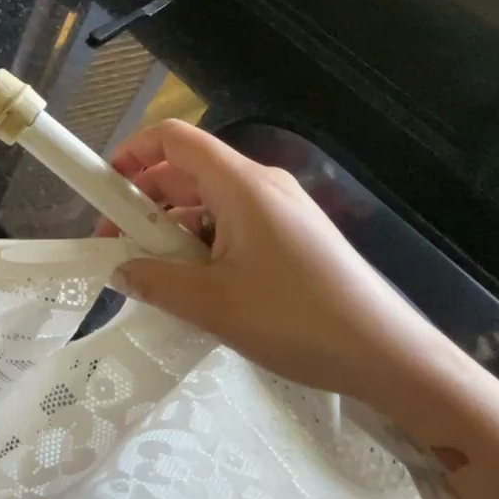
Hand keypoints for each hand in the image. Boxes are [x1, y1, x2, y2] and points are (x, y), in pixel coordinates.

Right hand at [105, 120, 454, 406]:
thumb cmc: (298, 321)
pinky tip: (196, 285)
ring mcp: (283, 211)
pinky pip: (234, 222)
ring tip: (154, 271)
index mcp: (242, 186)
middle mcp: (262, 186)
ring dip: (173, 227)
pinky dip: (203, 242)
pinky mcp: (295, 236)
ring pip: (209, 200)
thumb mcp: (212, 304)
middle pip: (187, 170)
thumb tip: (119, 270)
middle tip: (118, 243)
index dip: (132, 152)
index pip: (174, 139)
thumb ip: (154, 281)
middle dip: (145, 200)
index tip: (105, 188)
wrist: (393, 359)